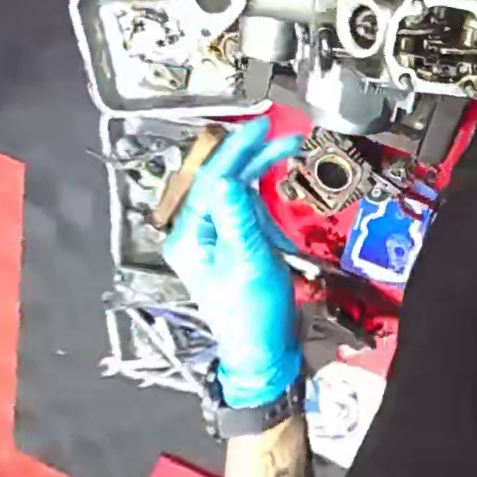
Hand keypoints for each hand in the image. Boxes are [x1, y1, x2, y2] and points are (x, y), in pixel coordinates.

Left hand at [163, 118, 305, 408]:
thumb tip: (227, 179)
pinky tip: (273, 177)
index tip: (261, 128)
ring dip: (258, 168)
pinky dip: (261, 188)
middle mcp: (198, 232)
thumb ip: (238, 218)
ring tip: (285, 148)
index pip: (212, 180)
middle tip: (276, 131)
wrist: (263, 348)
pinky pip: (245, 206)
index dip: (236, 150)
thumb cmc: (251, 313)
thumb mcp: (246, 262)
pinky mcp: (234, 242)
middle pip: (221, 180)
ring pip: (234, 190)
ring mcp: (216, 236)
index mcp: (191, 236)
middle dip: (249, 154)